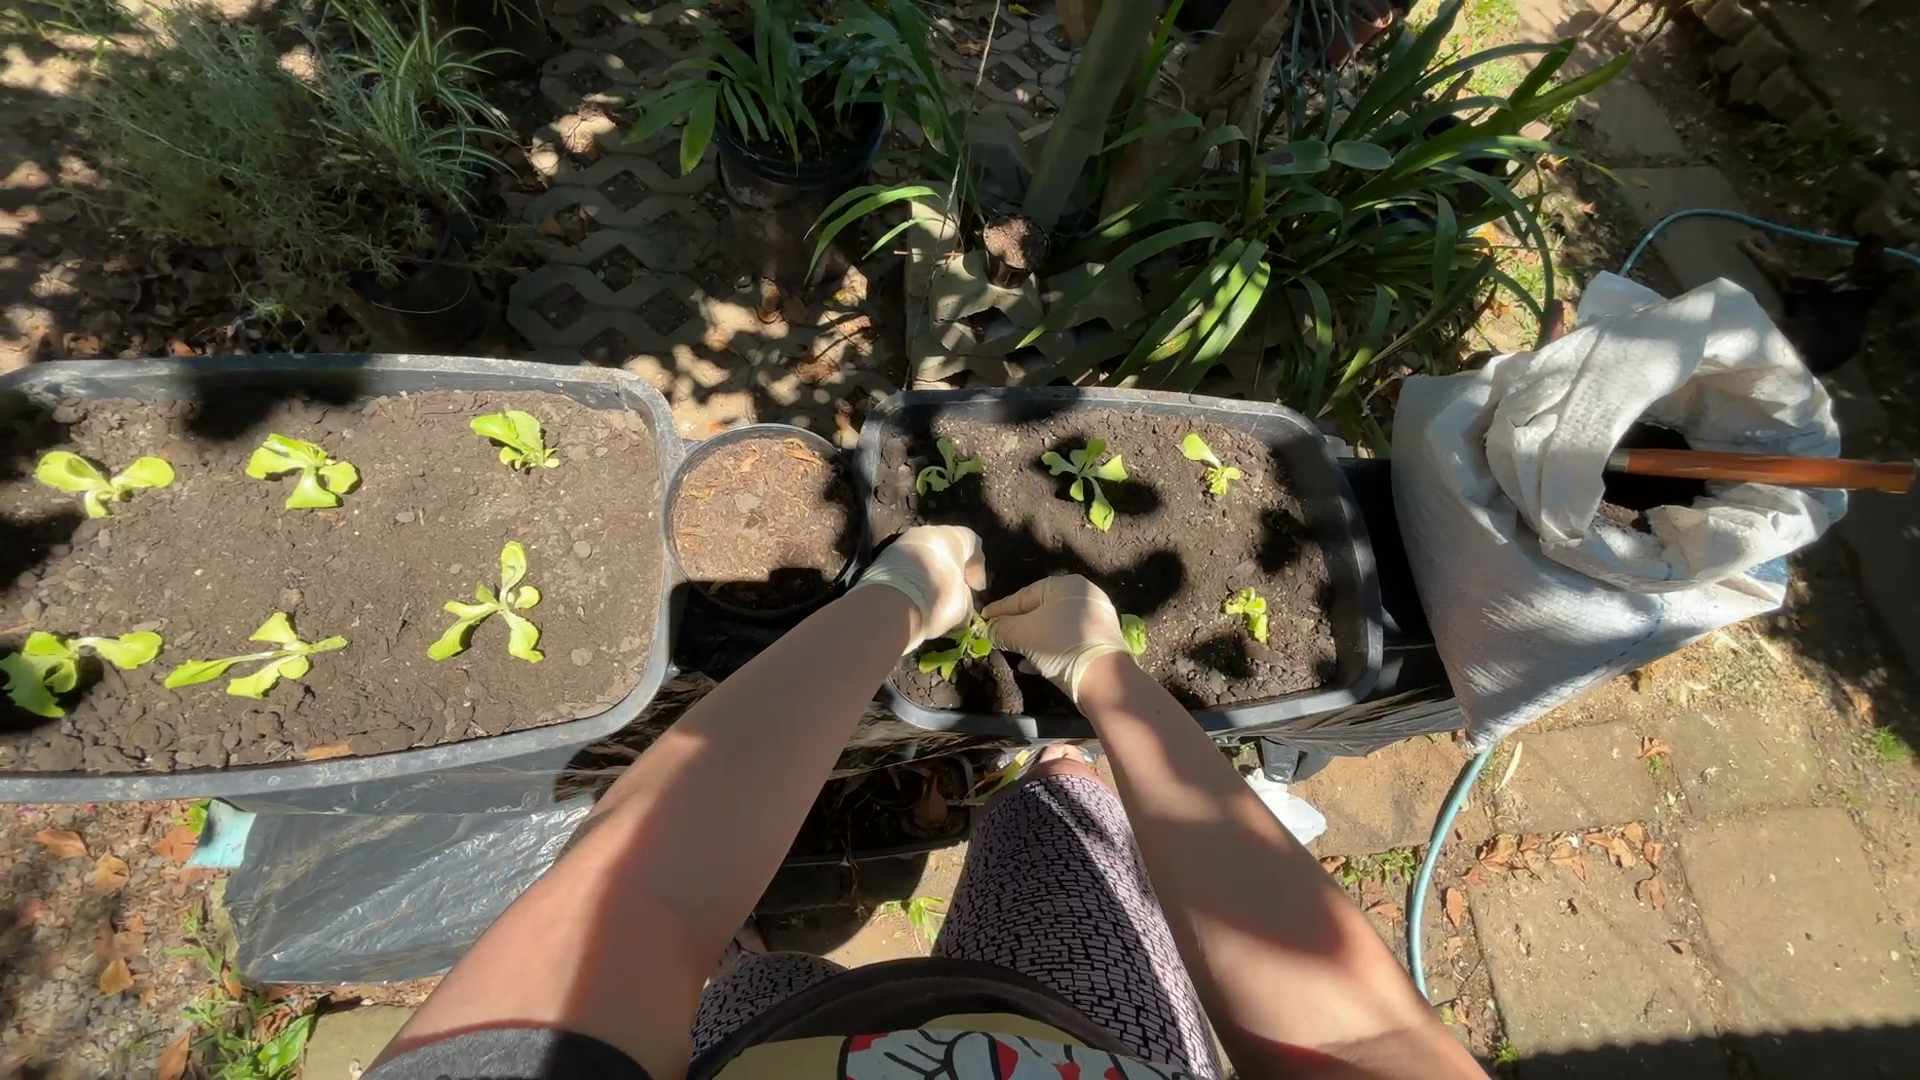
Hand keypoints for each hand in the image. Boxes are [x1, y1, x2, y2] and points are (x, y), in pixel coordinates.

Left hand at [852, 525, 985, 649]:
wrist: (890, 606)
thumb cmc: (937, 598)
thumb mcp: (962, 605)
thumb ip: (966, 599)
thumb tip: (962, 604)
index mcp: (951, 536)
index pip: (972, 543)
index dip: (977, 567)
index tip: (976, 589)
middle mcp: (925, 533)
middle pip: (945, 548)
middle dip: (951, 569)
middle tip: (954, 593)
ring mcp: (900, 544)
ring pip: (922, 557)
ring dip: (929, 575)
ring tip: (932, 600)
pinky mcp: (881, 560)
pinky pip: (904, 568)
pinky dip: (911, 581)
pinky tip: (913, 600)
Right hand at [982, 575, 1131, 704]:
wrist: (1102, 678)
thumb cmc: (1059, 644)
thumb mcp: (1023, 634)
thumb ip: (1001, 628)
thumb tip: (988, 629)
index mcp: (1066, 584)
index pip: (1024, 595)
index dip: (1001, 609)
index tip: (983, 619)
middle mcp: (1083, 596)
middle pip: (1039, 610)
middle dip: (1016, 626)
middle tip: (997, 636)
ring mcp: (1095, 619)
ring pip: (1053, 628)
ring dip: (1031, 640)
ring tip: (1012, 651)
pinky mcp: (1099, 642)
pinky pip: (1067, 641)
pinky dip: (1047, 650)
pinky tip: (1030, 664)